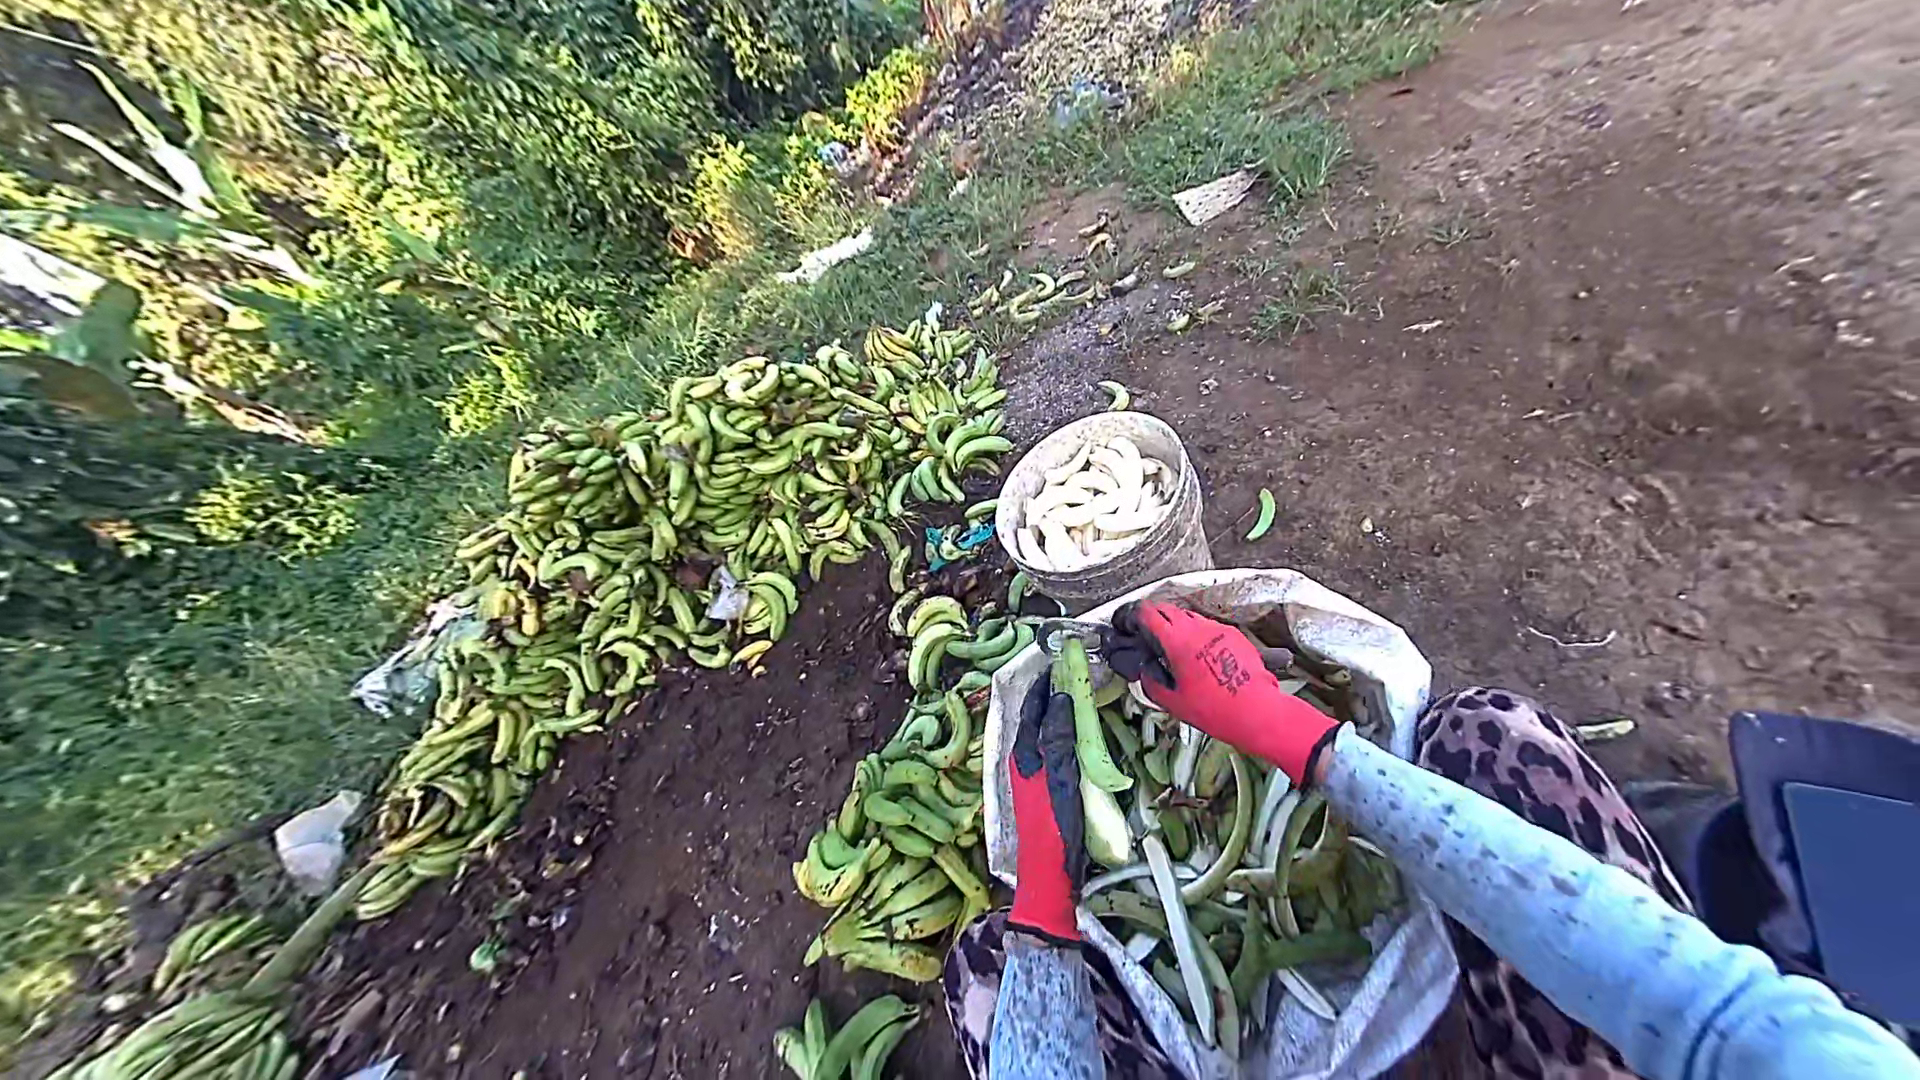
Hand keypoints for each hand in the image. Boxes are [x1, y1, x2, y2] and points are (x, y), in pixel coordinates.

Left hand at [1006, 675, 1084, 944]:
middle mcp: (1021, 758)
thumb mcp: (1062, 777)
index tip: (1058, 663)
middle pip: (1033, 717)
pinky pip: (1042, 747)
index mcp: (1025, 752)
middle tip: (1067, 674)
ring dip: (1051, 712)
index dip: (1045, 684)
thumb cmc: (1057, 826)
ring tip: (1070, 697)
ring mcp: (1026, 773)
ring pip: (1037, 731)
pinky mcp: (1034, 786)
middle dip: (1047, 694)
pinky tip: (1068, 734)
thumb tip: (1059, 697)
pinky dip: (1054, 732)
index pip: (1034, 707)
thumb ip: (1059, 737)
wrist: (1047, 874)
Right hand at [1109, 600, 1338, 784]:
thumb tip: (1146, 672)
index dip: (1134, 616)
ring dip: (1177, 625)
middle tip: (1148, 631)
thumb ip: (1152, 683)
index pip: (1148, 613)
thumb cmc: (1216, 710)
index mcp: (1177, 642)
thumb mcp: (1174, 702)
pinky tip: (1200, 654)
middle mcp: (1197, 629)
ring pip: (1189, 617)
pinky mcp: (1235, 636)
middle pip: (1167, 608)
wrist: (1260, 713)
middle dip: (1154, 617)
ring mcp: (1218, 629)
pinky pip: (1209, 627)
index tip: (1130, 623)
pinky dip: (1199, 634)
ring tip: (1175, 645)